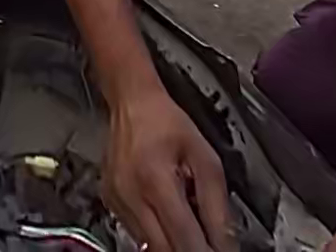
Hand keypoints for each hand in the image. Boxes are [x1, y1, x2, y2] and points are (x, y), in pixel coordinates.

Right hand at [103, 89, 235, 251]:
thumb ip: (218, 209)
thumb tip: (226, 249)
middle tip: (204, 236)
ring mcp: (115, 198)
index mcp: (155, 181)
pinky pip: (136, 233)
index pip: (187, 243)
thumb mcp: (205, 159)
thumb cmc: (168, 123)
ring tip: (183, 218)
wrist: (130, 99)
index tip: (219, 249)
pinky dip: (155, 233)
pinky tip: (163, 211)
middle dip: (190, 249)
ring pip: (150, 247)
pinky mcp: (108, 198)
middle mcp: (129, 194)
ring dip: (172, 243)